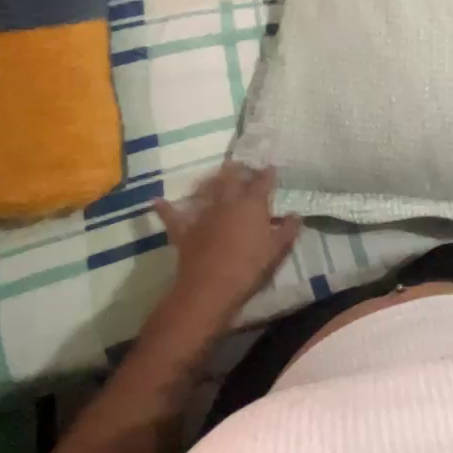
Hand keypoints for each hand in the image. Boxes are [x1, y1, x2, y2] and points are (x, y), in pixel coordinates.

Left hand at [151, 163, 300, 324]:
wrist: (209, 289)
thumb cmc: (249, 268)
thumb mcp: (277, 250)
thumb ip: (287, 230)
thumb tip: (296, 215)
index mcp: (252, 205)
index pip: (262, 183)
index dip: (267, 174)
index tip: (271, 167)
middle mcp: (227, 203)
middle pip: (232, 180)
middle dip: (237, 170)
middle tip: (240, 164)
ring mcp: (203, 215)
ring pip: (206, 192)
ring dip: (210, 181)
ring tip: (214, 173)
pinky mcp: (184, 231)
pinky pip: (172, 217)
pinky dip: (165, 208)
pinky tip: (157, 201)